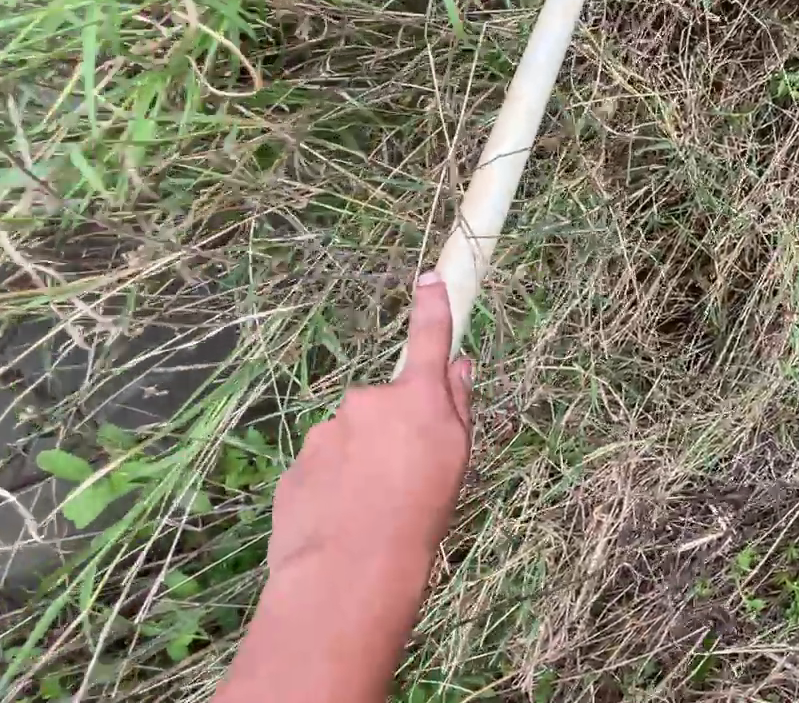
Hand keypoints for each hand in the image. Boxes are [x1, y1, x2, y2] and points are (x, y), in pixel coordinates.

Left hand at [214, 272, 472, 702]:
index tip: (429, 276)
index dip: (432, 305)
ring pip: (352, 434)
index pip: (430, 338)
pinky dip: (337, 480)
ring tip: (375, 499)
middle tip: (411, 468)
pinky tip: (346, 512)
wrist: (350, 566)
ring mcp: (326, 432)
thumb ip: (457, 404)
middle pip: (388, 401)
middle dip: (396, 424)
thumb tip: (456, 368)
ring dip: (364, 455)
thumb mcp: (459, 453)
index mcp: (417, 397)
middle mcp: (368, 402)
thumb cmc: (423, 506)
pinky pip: (324, 463)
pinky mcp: (295, 466)